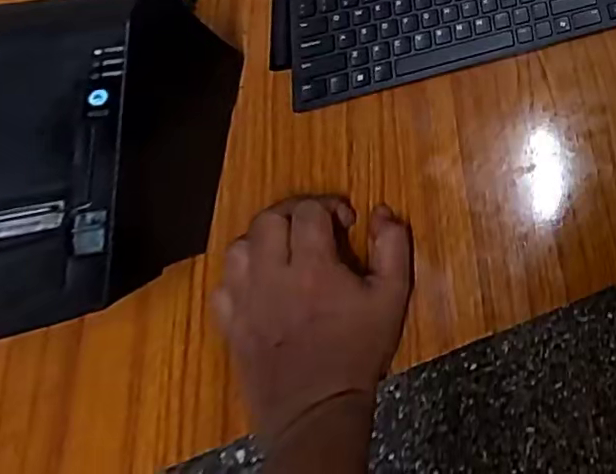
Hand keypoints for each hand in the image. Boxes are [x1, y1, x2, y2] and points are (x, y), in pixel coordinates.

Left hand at [211, 196, 412, 440]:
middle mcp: (272, 280)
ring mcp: (245, 304)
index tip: (345, 223)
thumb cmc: (359, 350)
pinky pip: (222, 285)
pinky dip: (240, 273)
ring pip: (238, 247)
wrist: (318, 410)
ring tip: (287, 249)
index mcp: (313, 269)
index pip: (308, 211)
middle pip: (268, 220)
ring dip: (264, 238)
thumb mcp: (394, 294)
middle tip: (315, 225)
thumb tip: (381, 212)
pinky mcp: (230, 327)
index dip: (330, 205)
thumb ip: (393, 245)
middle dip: (295, 212)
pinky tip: (263, 280)